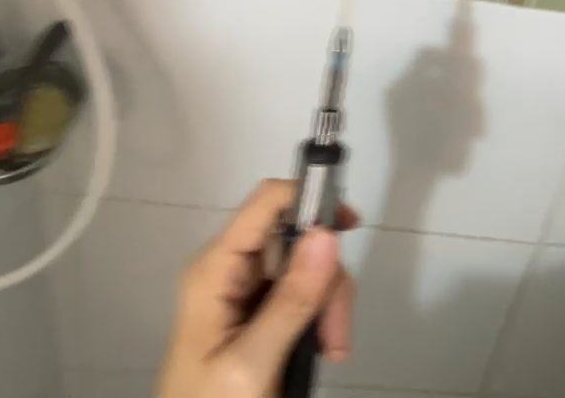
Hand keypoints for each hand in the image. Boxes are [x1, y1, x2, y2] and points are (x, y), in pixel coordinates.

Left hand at [157, 180, 358, 397]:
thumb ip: (291, 300)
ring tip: (332, 351)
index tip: (349, 226)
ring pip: (309, 264)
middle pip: (297, 236)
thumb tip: (327, 232)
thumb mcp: (252, 365)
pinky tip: (324, 351)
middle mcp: (230, 268)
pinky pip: (305, 291)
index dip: (310, 198)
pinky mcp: (260, 310)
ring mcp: (245, 289)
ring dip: (328, 304)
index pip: (267, 201)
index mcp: (215, 269)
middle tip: (336, 332)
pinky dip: (322, 315)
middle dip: (326, 278)